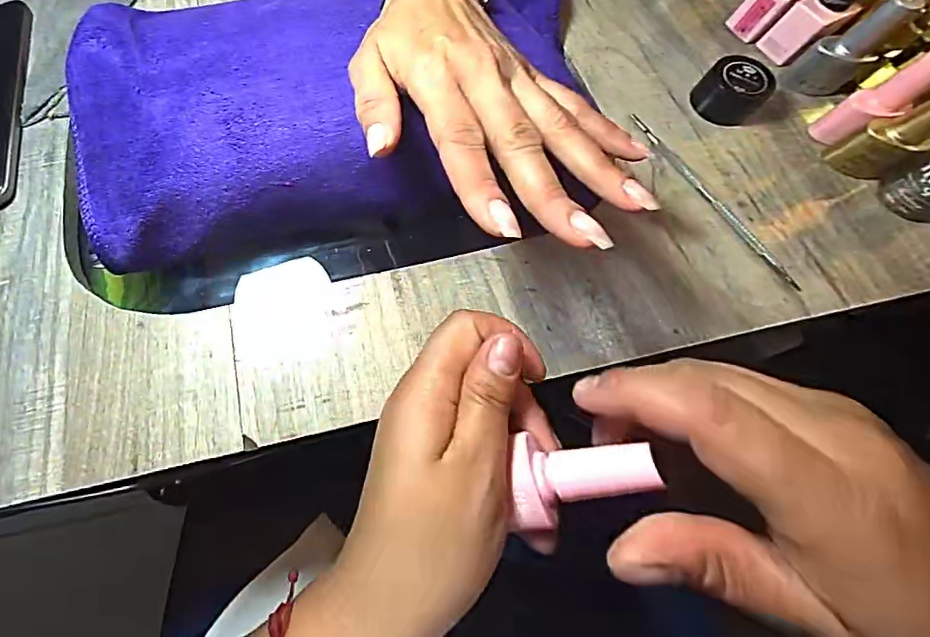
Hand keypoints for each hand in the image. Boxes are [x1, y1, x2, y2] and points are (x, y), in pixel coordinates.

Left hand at [288, 311, 555, 636]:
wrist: (388, 603)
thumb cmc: (429, 547)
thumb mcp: (475, 467)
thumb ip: (487, 397)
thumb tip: (503, 342)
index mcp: (423, 391)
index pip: (465, 326)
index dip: (509, 343)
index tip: (539, 386)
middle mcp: (418, 399)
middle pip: (481, 368)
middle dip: (522, 409)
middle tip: (541, 461)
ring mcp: (423, 427)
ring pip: (485, 409)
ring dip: (519, 448)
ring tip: (534, 503)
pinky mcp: (430, 454)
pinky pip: (474, 441)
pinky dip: (503, 469)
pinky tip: (518, 513)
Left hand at [348, 0, 654, 248]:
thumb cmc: (398, 31)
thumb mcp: (367, 62)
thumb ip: (373, 105)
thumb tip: (379, 148)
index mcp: (438, 80)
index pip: (461, 139)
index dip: (481, 184)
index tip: (503, 226)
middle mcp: (485, 78)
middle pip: (521, 139)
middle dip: (553, 192)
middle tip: (586, 235)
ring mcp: (515, 75)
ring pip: (559, 124)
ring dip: (598, 166)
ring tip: (636, 203)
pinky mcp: (532, 72)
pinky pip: (572, 101)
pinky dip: (604, 129)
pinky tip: (634, 155)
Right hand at [574, 360, 929, 636]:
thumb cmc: (916, 627)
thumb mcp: (814, 614)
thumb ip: (715, 566)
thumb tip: (622, 552)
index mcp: (834, 494)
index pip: (715, 414)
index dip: (639, 394)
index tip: (585, 401)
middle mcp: (836, 432)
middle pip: (707, 379)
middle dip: (637, 390)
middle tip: (600, 433)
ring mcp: (840, 411)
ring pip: (720, 371)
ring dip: (663, 389)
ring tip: (634, 433)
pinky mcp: (836, 405)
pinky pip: (743, 379)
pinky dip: (695, 392)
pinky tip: (683, 428)